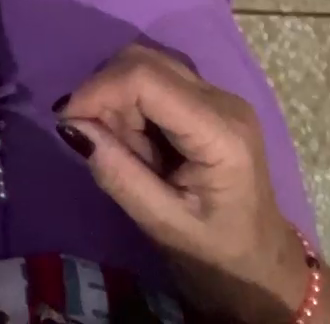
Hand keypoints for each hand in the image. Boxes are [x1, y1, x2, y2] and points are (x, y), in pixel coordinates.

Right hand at [56, 45, 310, 322]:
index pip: (145, 78)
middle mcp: (223, 99)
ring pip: (145, 64)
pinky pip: (154, 79)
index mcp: (221, 132)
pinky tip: (132, 137)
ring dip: (115, 95)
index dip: (98, 89)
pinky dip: (128, 100)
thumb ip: (117, 172)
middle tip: (91, 136)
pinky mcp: (206, 100)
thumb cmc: (218, 256)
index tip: (65, 118)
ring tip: (117, 142)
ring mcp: (217, 96)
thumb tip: (70, 125)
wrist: (264, 269)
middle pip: (143, 61)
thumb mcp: (163, 223)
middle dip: (105, 91)